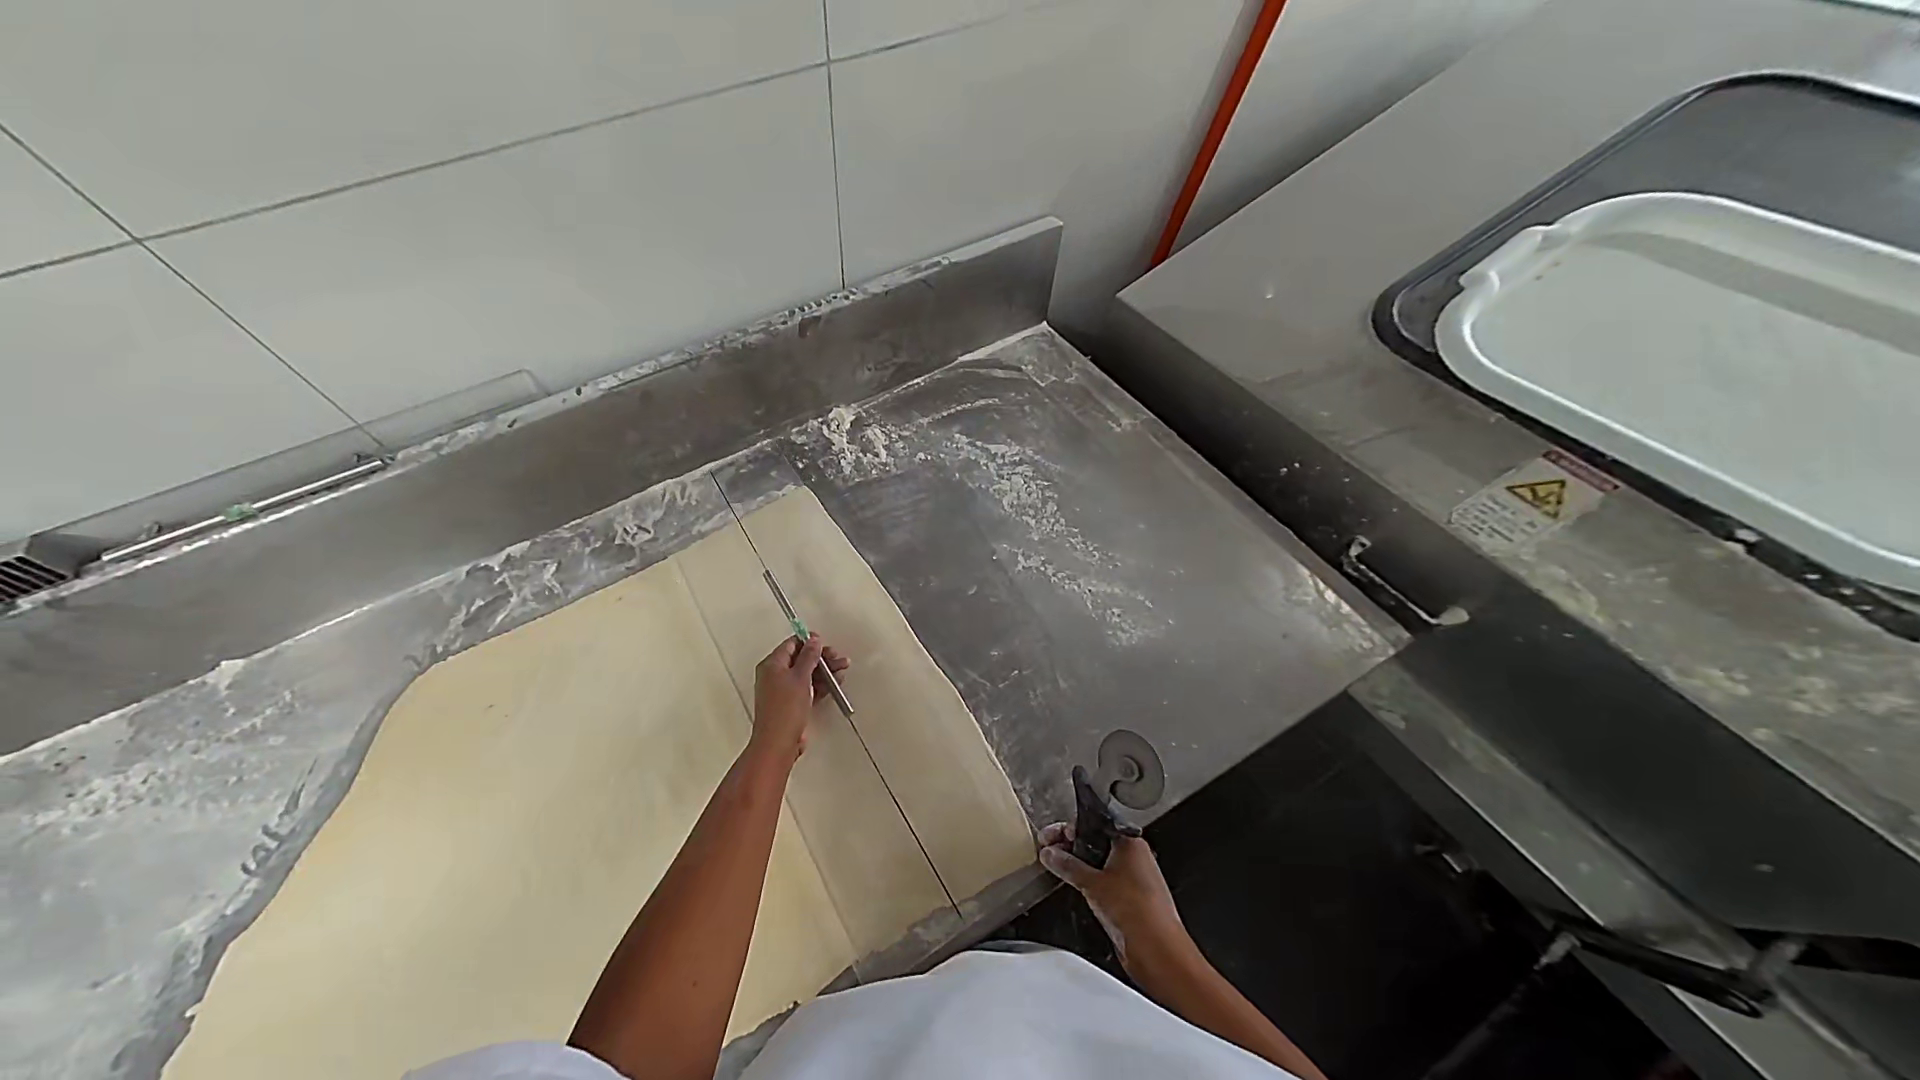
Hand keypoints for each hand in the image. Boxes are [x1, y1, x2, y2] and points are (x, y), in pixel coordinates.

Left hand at [750, 634, 848, 758]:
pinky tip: (834, 684)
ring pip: (806, 674)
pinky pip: (808, 688)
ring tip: (841, 669)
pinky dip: (820, 685)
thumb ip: (809, 656)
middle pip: (800, 659)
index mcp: (772, 665)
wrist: (779, 742)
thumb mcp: (800, 677)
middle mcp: (775, 676)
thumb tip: (813, 640)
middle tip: (837, 658)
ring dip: (824, 671)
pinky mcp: (791, 704)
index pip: (791, 645)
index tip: (824, 643)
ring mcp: (783, 691)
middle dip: (820, 658)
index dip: (808, 642)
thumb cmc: (785, 709)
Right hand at [1038, 823, 1191, 971]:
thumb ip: (1068, 865)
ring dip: (1078, 865)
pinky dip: (1089, 882)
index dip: (1068, 829)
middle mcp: (1134, 857)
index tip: (1049, 836)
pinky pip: (1105, 882)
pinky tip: (1076, 887)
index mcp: (1130, 842)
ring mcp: (1134, 878)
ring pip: (1099, 863)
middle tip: (1049, 851)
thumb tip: (1051, 853)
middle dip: (1070, 846)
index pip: (1093, 824)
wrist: (1158, 951)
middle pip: (1095, 842)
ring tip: (1057, 868)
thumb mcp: (1092, 883)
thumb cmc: (1137, 912)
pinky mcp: (1131, 899)